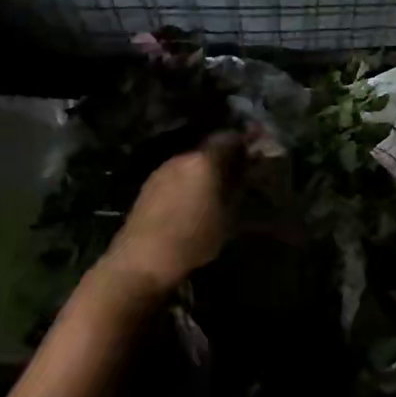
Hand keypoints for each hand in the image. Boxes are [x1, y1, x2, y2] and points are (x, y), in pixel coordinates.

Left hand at [101, 132, 240, 296]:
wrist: (142, 258)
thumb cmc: (192, 240)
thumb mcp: (226, 219)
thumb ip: (236, 190)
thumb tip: (244, 173)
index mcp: (204, 161)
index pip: (228, 138)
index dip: (242, 144)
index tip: (252, 154)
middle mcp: (182, 158)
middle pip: (207, 149)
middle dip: (222, 159)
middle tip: (236, 176)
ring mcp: (162, 169)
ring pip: (189, 163)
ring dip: (202, 171)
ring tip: (213, 191)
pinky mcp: (148, 184)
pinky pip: (175, 175)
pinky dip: (186, 181)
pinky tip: (190, 201)